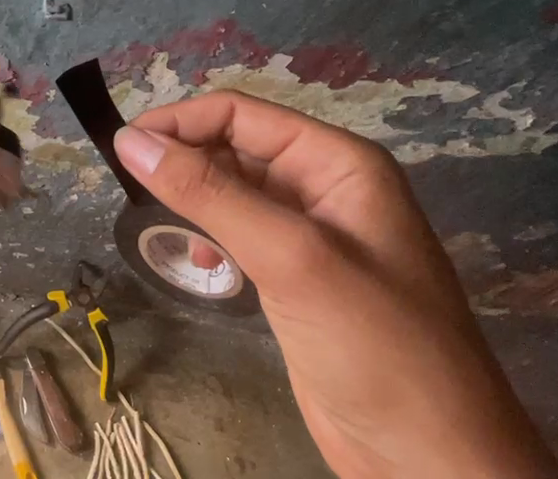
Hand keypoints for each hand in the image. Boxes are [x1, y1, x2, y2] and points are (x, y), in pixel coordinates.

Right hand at [113, 91, 557, 478]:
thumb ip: (208, 193)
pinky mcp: (294, 274)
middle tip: (128, 184)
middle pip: (233, 146)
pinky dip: (207, 234)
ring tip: (154, 220)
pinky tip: (196, 260)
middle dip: (182, 158)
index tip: (123, 148)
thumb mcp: (289, 257)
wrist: (434, 464)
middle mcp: (323, 186)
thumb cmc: (377, 345)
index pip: (240, 114)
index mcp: (338, 163)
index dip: (180, 122)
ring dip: (190, 197)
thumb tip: (128, 140)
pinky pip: (236, 230)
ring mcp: (310, 232)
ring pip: (229, 188)